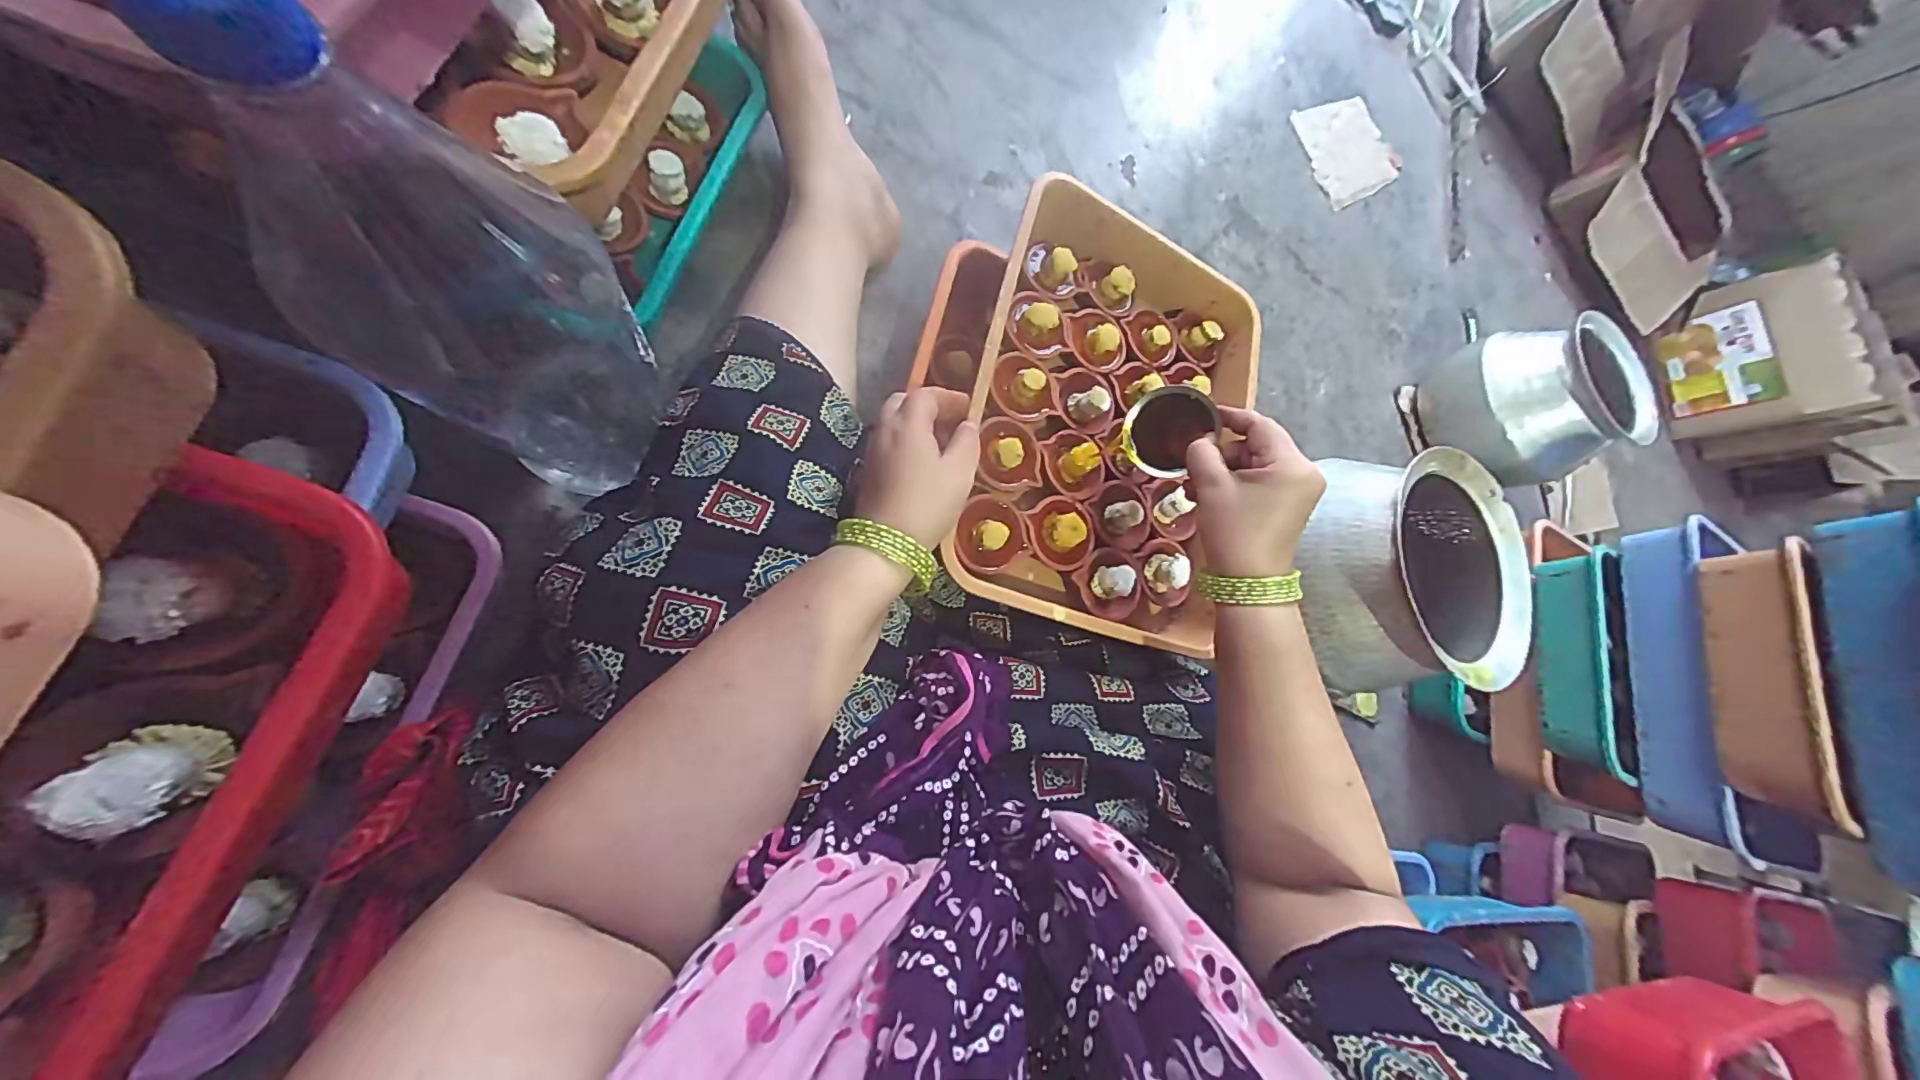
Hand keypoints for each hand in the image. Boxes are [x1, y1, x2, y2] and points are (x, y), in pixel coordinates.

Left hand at [853, 387, 978, 548]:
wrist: (885, 543)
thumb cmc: (928, 504)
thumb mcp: (960, 473)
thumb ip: (967, 442)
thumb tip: (967, 424)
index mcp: (908, 424)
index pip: (926, 394)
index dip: (950, 397)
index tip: (969, 408)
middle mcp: (885, 429)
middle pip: (903, 402)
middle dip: (928, 406)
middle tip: (951, 422)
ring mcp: (873, 450)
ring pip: (893, 422)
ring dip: (916, 424)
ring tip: (940, 444)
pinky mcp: (869, 470)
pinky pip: (888, 442)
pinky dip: (906, 441)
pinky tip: (923, 463)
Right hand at [1185, 406, 1323, 577]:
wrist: (1248, 583)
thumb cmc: (1233, 532)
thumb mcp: (1212, 487)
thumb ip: (1202, 453)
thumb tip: (1200, 441)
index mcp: (1292, 465)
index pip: (1260, 425)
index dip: (1230, 417)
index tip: (1204, 415)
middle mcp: (1304, 473)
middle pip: (1257, 446)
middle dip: (1223, 453)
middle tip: (1193, 465)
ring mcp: (1299, 492)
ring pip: (1256, 465)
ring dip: (1225, 471)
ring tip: (1196, 486)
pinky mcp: (1289, 506)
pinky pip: (1260, 483)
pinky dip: (1236, 485)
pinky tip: (1211, 497)